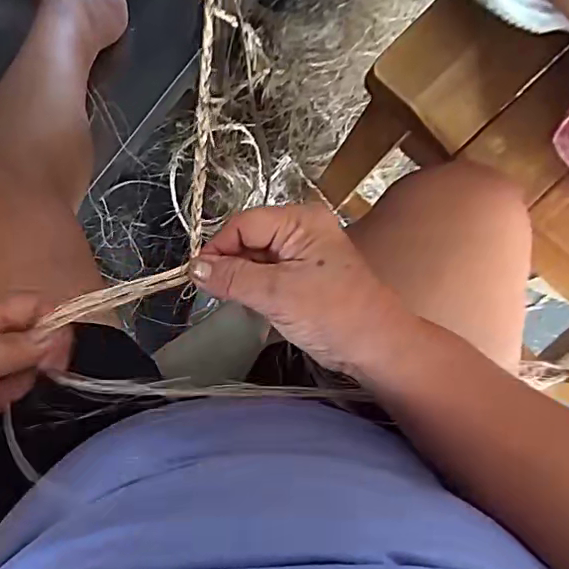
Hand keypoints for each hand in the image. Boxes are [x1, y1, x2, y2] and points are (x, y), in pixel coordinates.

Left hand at [0, 296, 71, 488]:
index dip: (52, 323)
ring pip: (26, 365)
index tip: (60, 355)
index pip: (31, 306)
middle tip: (24, 378)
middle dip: (38, 357)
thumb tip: (61, 335)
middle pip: (34, 335)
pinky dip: (5, 398)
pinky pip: (11, 388)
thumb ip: (13, 348)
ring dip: (17, 382)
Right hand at [189, 202, 420, 379]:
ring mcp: (301, 254)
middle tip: (213, 293)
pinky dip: (250, 288)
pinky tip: (247, 304)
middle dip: (227, 264)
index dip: (218, 248)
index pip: (243, 224)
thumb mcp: (276, 293)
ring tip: (231, 300)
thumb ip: (232, 277)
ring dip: (238, 279)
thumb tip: (194, 268)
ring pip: (253, 258)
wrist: (374, 348)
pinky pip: (264, 274)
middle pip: (247, 239)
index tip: (198, 277)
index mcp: (300, 221)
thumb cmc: (334, 315)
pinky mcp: (300, 276)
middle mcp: (301, 230)